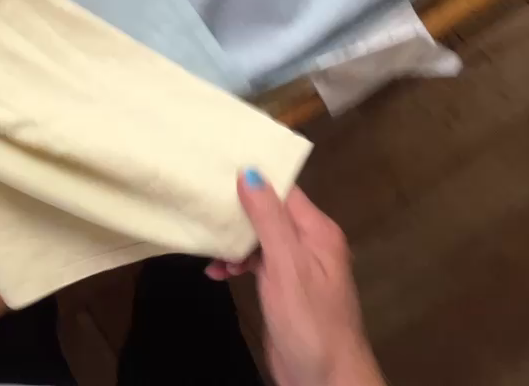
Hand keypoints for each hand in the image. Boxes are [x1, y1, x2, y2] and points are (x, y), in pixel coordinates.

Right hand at [206, 171, 384, 385]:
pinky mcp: (283, 287)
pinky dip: (237, 262)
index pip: (282, 189)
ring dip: (233, 240)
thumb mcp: (286, 264)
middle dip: (236, 210)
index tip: (217, 164)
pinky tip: (218, 272)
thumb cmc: (309, 321)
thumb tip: (248, 171)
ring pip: (258, 236)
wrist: (326, 383)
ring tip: (210, 249)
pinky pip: (256, 260)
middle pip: (267, 210)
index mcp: (317, 231)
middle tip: (203, 204)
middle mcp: (309, 243)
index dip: (253, 176)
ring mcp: (296, 266)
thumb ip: (268, 217)